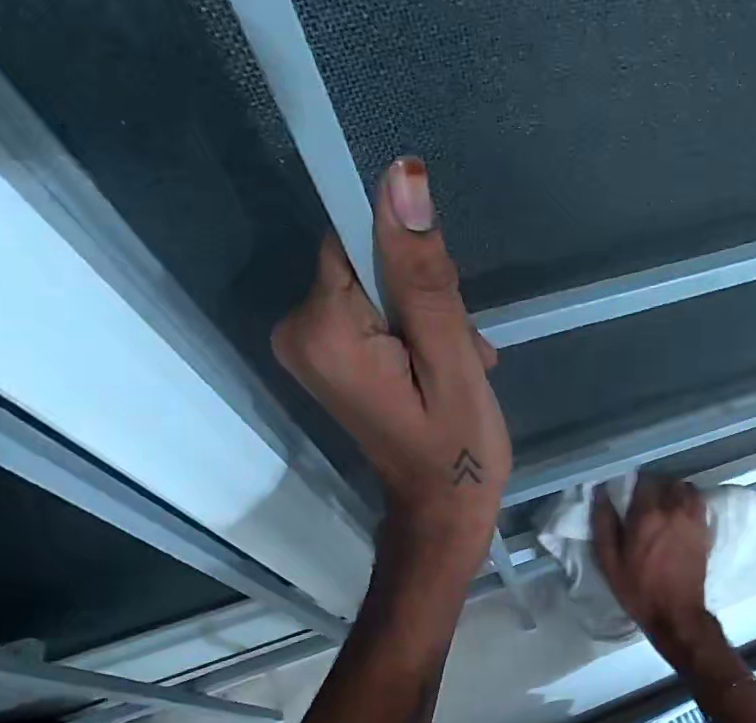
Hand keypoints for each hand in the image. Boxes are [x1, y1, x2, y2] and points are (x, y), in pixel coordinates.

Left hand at [272, 157, 509, 577]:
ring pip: (376, 288)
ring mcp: (307, 345)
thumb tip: (402, 177)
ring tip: (455, 368)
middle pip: (368, 264)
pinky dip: (411, 333)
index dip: (413, 266)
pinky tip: (438, 370)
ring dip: (425, 318)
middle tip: (457, 355)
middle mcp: (298, 330)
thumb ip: (425, 278)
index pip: (360, 239)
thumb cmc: (458, 452)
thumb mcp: (454, 364)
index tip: (444, 317)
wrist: (440, 511)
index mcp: (325, 330)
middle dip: (423, 298)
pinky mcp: (324, 355)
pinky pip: (371, 312)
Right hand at [592, 477, 716, 657]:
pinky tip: (680, 513)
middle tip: (644, 500)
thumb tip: (600, 492)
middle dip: (654, 486)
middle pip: (666, 481)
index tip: (629, 492)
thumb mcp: (609, 561)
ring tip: (664, 503)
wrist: (675, 612)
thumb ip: (603, 523)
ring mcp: (693, 519)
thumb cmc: (638, 588)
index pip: (644, 480)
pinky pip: (699, 502)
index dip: (635, 483)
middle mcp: (673, 510)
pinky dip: (689, 500)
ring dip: (673, 490)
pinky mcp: (705, 530)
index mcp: (647, 515)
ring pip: (685, 488)